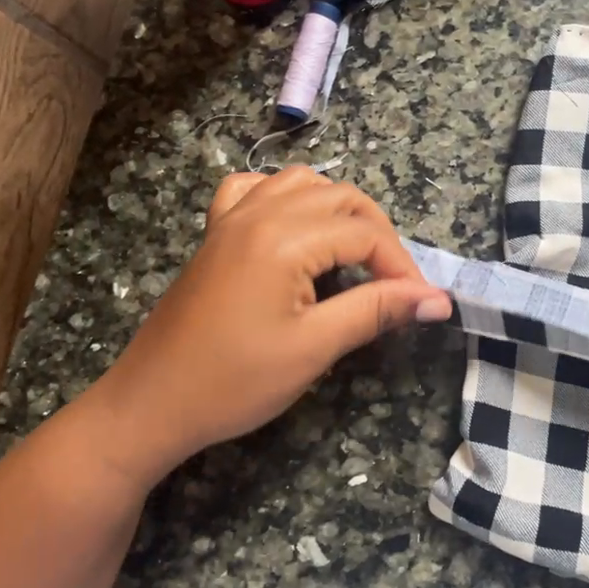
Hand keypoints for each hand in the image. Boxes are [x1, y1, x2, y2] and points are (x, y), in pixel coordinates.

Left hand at [84, 168, 451, 484]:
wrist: (151, 403)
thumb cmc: (234, 382)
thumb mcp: (314, 348)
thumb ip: (376, 311)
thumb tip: (437, 299)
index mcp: (285, 238)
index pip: (365, 234)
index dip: (400, 267)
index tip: (419, 305)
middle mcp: (260, 213)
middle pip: (340, 197)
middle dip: (376, 235)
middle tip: (392, 286)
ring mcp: (232, 218)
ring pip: (301, 184)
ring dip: (337, 210)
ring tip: (353, 255)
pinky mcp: (215, 233)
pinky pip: (254, 190)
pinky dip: (285, 198)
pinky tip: (293, 228)